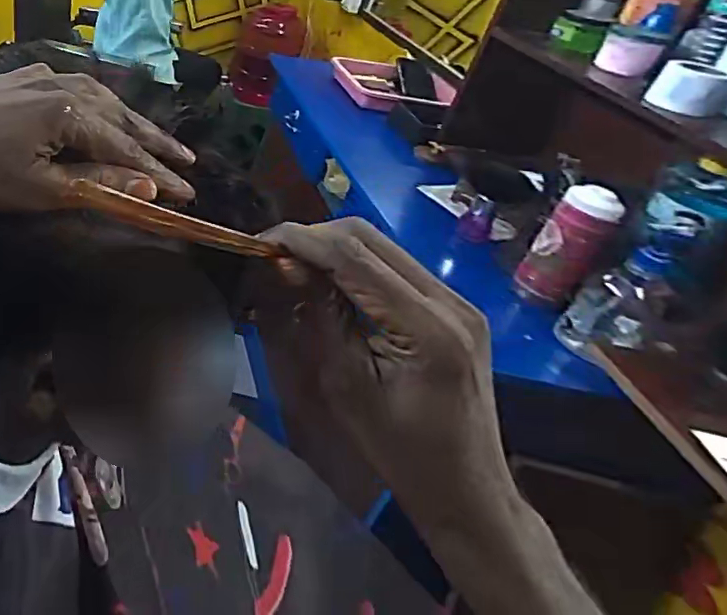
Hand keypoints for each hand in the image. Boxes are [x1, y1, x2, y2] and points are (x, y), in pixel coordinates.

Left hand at [0, 63, 195, 210]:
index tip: (190, 195)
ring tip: (155, 139)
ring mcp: (40, 75)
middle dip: (154, 142)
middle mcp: (63, 84)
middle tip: (189, 162)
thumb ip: (96, 184)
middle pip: (119, 117)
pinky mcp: (22, 76)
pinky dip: (99, 104)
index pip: (126, 149)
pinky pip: (75, 86)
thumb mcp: (38, 187)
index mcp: (70, 111)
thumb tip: (150, 188)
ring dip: (128, 121)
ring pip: (100, 97)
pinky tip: (103, 109)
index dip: (159, 174)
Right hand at [252, 219, 513, 527]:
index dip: (298, 239)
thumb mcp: (345, 382)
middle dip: (311, 236)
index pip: (351, 253)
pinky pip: (392, 262)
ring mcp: (457, 301)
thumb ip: (318, 314)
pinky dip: (351, 261)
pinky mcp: (453, 306)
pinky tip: (328, 279)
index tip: (258, 243)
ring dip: (329, 245)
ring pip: (378, 242)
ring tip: (293, 265)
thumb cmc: (400, 450)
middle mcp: (450, 301)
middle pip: (366, 236)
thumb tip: (284, 263)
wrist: (468, 491)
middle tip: (272, 255)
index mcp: (427, 326)